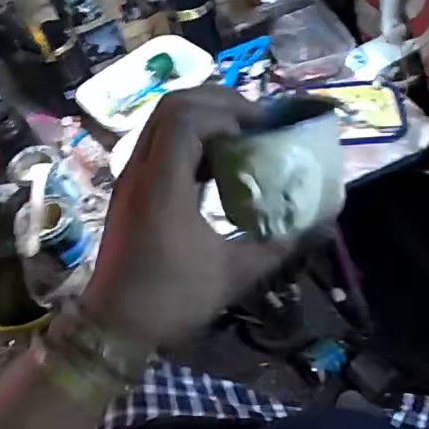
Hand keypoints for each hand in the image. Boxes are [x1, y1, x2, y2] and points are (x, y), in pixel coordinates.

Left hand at [82, 87, 292, 348]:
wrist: (113, 325)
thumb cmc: (170, 300)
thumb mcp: (232, 274)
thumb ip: (277, 245)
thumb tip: (315, 225)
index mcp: (161, 184)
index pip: (187, 116)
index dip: (228, 111)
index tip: (262, 130)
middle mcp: (139, 171)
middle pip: (172, 106)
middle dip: (217, 103)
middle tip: (254, 122)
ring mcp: (129, 179)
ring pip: (160, 123)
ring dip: (201, 120)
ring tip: (239, 139)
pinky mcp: (128, 191)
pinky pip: (157, 145)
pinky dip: (187, 141)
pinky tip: (215, 167)